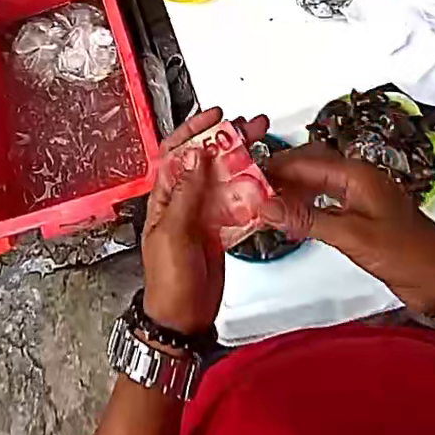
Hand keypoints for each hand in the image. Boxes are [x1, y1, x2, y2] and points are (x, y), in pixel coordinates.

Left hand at [140, 108, 268, 336]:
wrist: (183, 317)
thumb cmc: (167, 278)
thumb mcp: (173, 232)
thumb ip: (185, 195)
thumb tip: (193, 158)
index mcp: (165, 195)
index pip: (176, 152)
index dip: (192, 130)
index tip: (213, 116)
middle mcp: (184, 200)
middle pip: (205, 160)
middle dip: (226, 139)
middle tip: (249, 124)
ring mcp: (204, 213)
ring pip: (225, 178)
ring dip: (242, 160)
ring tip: (262, 141)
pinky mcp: (222, 229)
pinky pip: (239, 204)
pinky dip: (253, 191)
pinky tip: (268, 180)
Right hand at [262, 143, 434, 311]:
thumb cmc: (412, 255)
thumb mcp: (352, 236)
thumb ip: (307, 219)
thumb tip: (268, 207)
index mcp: (357, 174)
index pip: (303, 161)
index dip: (274, 167)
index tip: (248, 176)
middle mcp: (357, 179)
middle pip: (307, 166)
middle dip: (278, 175)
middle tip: (251, 188)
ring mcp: (359, 196)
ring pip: (313, 181)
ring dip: (289, 190)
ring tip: (266, 202)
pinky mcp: (359, 213)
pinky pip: (322, 198)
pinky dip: (303, 204)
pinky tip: (291, 215)